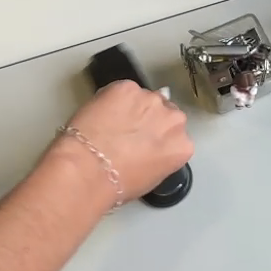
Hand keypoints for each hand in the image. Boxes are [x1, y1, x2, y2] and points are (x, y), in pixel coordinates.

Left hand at [59, 81, 192, 202]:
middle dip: (150, 119)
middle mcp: (173, 119)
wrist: (89, 169)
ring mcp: (151, 100)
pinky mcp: (127, 88)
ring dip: (131, 107)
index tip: (146, 142)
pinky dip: (112, 98)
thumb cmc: (116, 183)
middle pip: (165, 111)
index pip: (176, 134)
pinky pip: (122, 89)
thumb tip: (149, 149)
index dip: (158, 137)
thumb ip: (160, 156)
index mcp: (181, 144)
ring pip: (144, 98)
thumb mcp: (151, 179)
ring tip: (111, 124)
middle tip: (128, 133)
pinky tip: (101, 115)